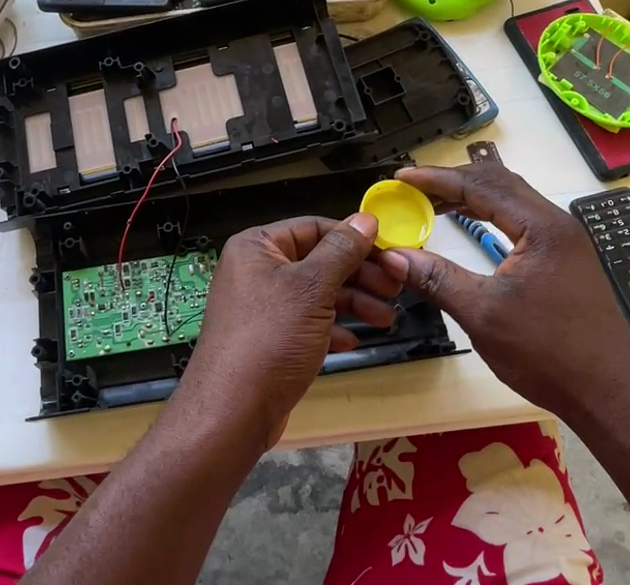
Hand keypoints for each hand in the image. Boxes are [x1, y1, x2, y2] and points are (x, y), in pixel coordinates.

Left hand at [174, 214, 403, 447]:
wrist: (234, 411)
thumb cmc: (271, 338)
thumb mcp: (312, 288)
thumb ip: (342, 251)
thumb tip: (366, 219)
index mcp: (256, 246)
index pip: (313, 227)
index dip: (353, 239)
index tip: (390, 254)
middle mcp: (256, 269)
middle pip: (318, 261)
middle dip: (359, 276)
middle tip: (395, 289)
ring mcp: (261, 306)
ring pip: (316, 294)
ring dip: (353, 303)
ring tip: (386, 319)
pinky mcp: (269, 338)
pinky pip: (306, 322)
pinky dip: (331, 328)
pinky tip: (352, 342)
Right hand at [382, 162, 629, 420]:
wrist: (610, 397)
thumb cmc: (549, 355)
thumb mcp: (482, 314)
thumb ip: (436, 278)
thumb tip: (391, 256)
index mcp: (542, 228)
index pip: (481, 186)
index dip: (437, 179)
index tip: (402, 177)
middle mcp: (557, 224)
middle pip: (498, 182)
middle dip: (452, 180)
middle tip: (413, 187)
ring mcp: (564, 241)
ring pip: (510, 199)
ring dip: (470, 196)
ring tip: (431, 202)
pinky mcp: (564, 258)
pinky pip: (519, 218)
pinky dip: (487, 213)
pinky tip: (467, 223)